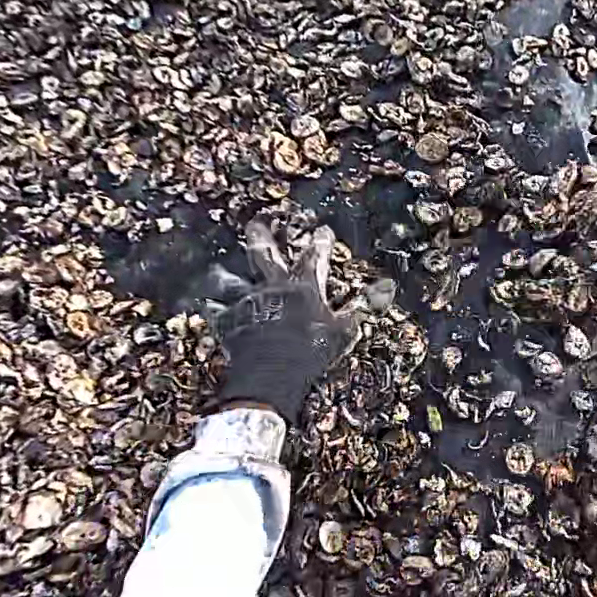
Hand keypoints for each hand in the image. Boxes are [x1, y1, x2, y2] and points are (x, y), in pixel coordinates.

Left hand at [207, 222, 387, 422]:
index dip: (320, 241)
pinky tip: (209, 305)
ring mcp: (248, 302)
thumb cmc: (312, 353)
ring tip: (222, 271)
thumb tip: (387, 286)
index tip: (322, 230)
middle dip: (261, 234)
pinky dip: (214, 308)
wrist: (270, 376)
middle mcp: (273, 286)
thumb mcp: (344, 331)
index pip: (314, 255)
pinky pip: (217, 310)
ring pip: (232, 279)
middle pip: (264, 252)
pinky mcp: (229, 320)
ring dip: (228, 274)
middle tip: (258, 221)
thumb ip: (363, 306)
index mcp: (303, 286)